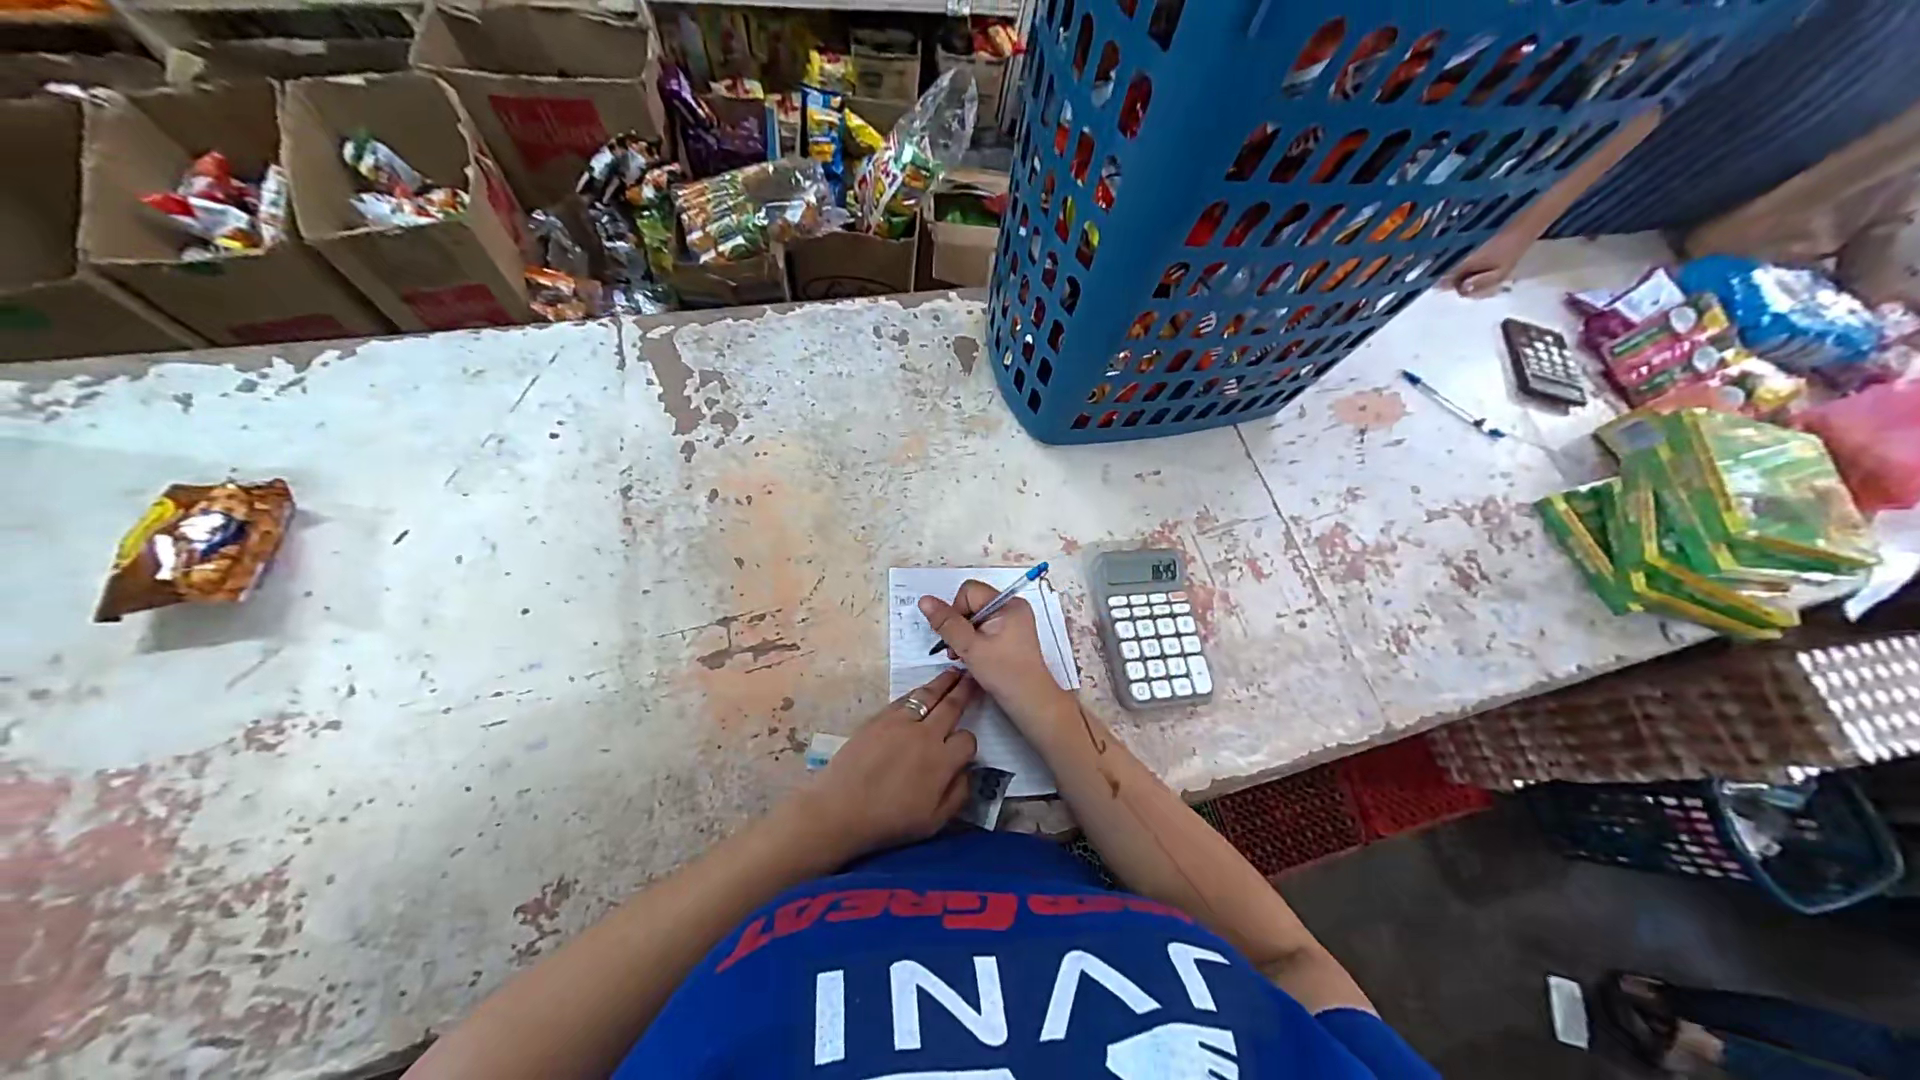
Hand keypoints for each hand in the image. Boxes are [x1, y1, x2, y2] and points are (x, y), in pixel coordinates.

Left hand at [791, 669, 980, 859]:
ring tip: (953, 673)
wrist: (840, 809)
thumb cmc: (889, 821)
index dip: (969, 743)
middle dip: (965, 690)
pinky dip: (917, 692)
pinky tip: (922, 690)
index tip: (964, 748)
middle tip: (972, 677)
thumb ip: (958, 794)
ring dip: (943, 683)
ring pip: (927, 695)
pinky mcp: (879, 718)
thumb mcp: (934, 821)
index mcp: (942, 761)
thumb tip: (967, 772)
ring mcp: (900, 722)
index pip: (967, 740)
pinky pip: (904, 699)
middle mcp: (925, 735)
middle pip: (951, 706)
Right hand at [918, 583, 1074, 730]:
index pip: (969, 591)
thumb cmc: (1004, 673)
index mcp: (1008, 603)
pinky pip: (985, 628)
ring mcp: (1014, 621)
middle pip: (972, 603)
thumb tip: (925, 601)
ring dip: (965, 635)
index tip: (958, 637)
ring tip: (965, 657)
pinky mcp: (1011, 635)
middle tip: (958, 651)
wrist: (1030, 701)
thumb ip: (946, 622)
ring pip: (976, 617)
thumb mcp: (969, 647)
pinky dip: (975, 641)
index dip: (956, 612)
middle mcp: (1013, 607)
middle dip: (959, 625)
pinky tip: (974, 658)